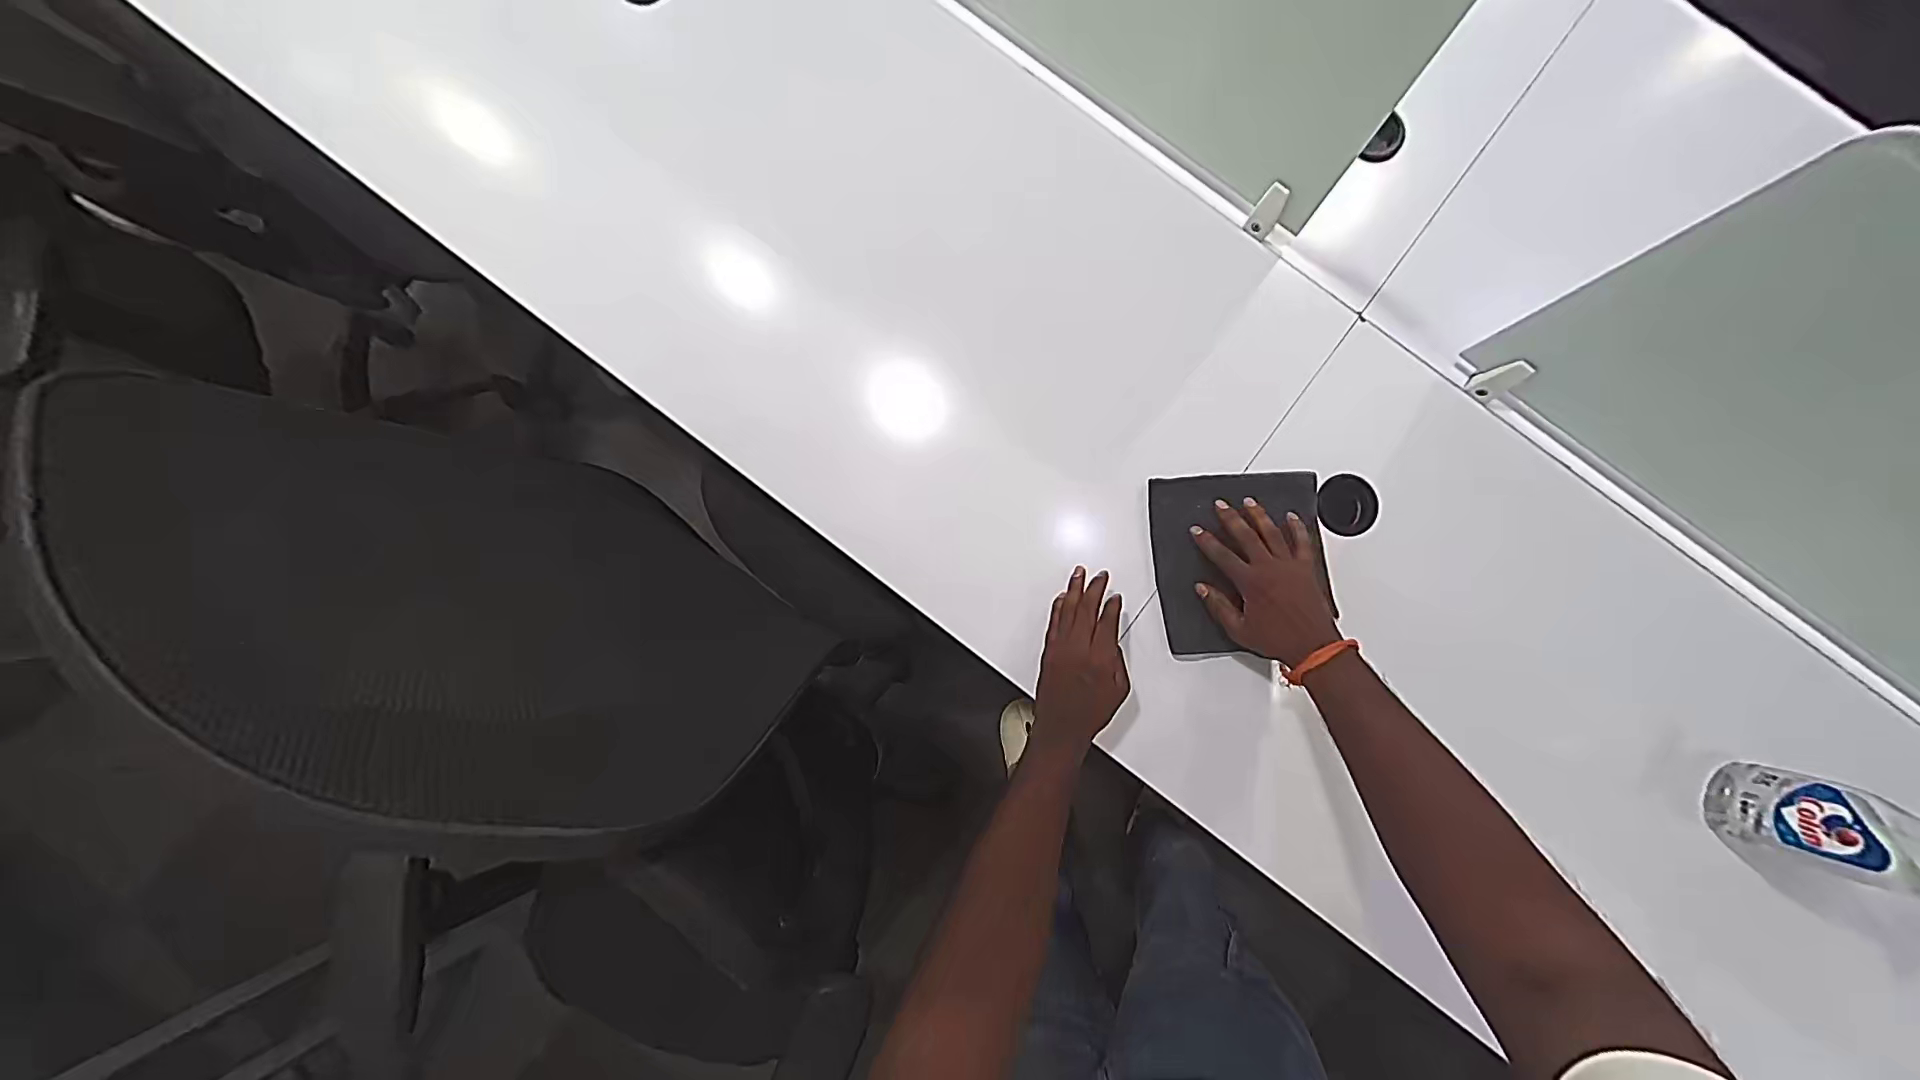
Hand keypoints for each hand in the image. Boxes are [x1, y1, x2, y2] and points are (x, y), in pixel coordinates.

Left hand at [1032, 566, 1129, 754]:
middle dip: (1095, 589)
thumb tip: (1112, 642)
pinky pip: (1054, 622)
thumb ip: (1117, 661)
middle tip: (1100, 576)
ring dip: (1075, 589)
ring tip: (1079, 575)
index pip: (1108, 621)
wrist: (1062, 726)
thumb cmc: (1089, 712)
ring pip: (1069, 610)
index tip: (1115, 596)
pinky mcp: (1048, 651)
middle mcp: (1080, 648)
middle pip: (1088, 609)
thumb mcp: (1119, 689)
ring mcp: (1062, 647)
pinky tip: (1063, 597)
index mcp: (1101, 657)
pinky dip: (1059, 607)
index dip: (1112, 605)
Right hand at [1191, 499, 1340, 666]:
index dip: (1207, 541)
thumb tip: (1203, 589)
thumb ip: (1219, 606)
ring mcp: (1290, 566)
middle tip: (1221, 505)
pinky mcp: (1307, 568)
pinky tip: (1291, 517)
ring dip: (1258, 515)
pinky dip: (1297, 527)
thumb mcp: (1239, 629)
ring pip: (1272, 532)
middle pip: (1246, 535)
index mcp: (1251, 582)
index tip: (1198, 531)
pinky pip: (1302, 542)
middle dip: (1230, 518)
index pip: (1222, 555)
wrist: (1314, 646)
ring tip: (1249, 502)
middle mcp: (1270, 568)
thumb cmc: (1280, 639)